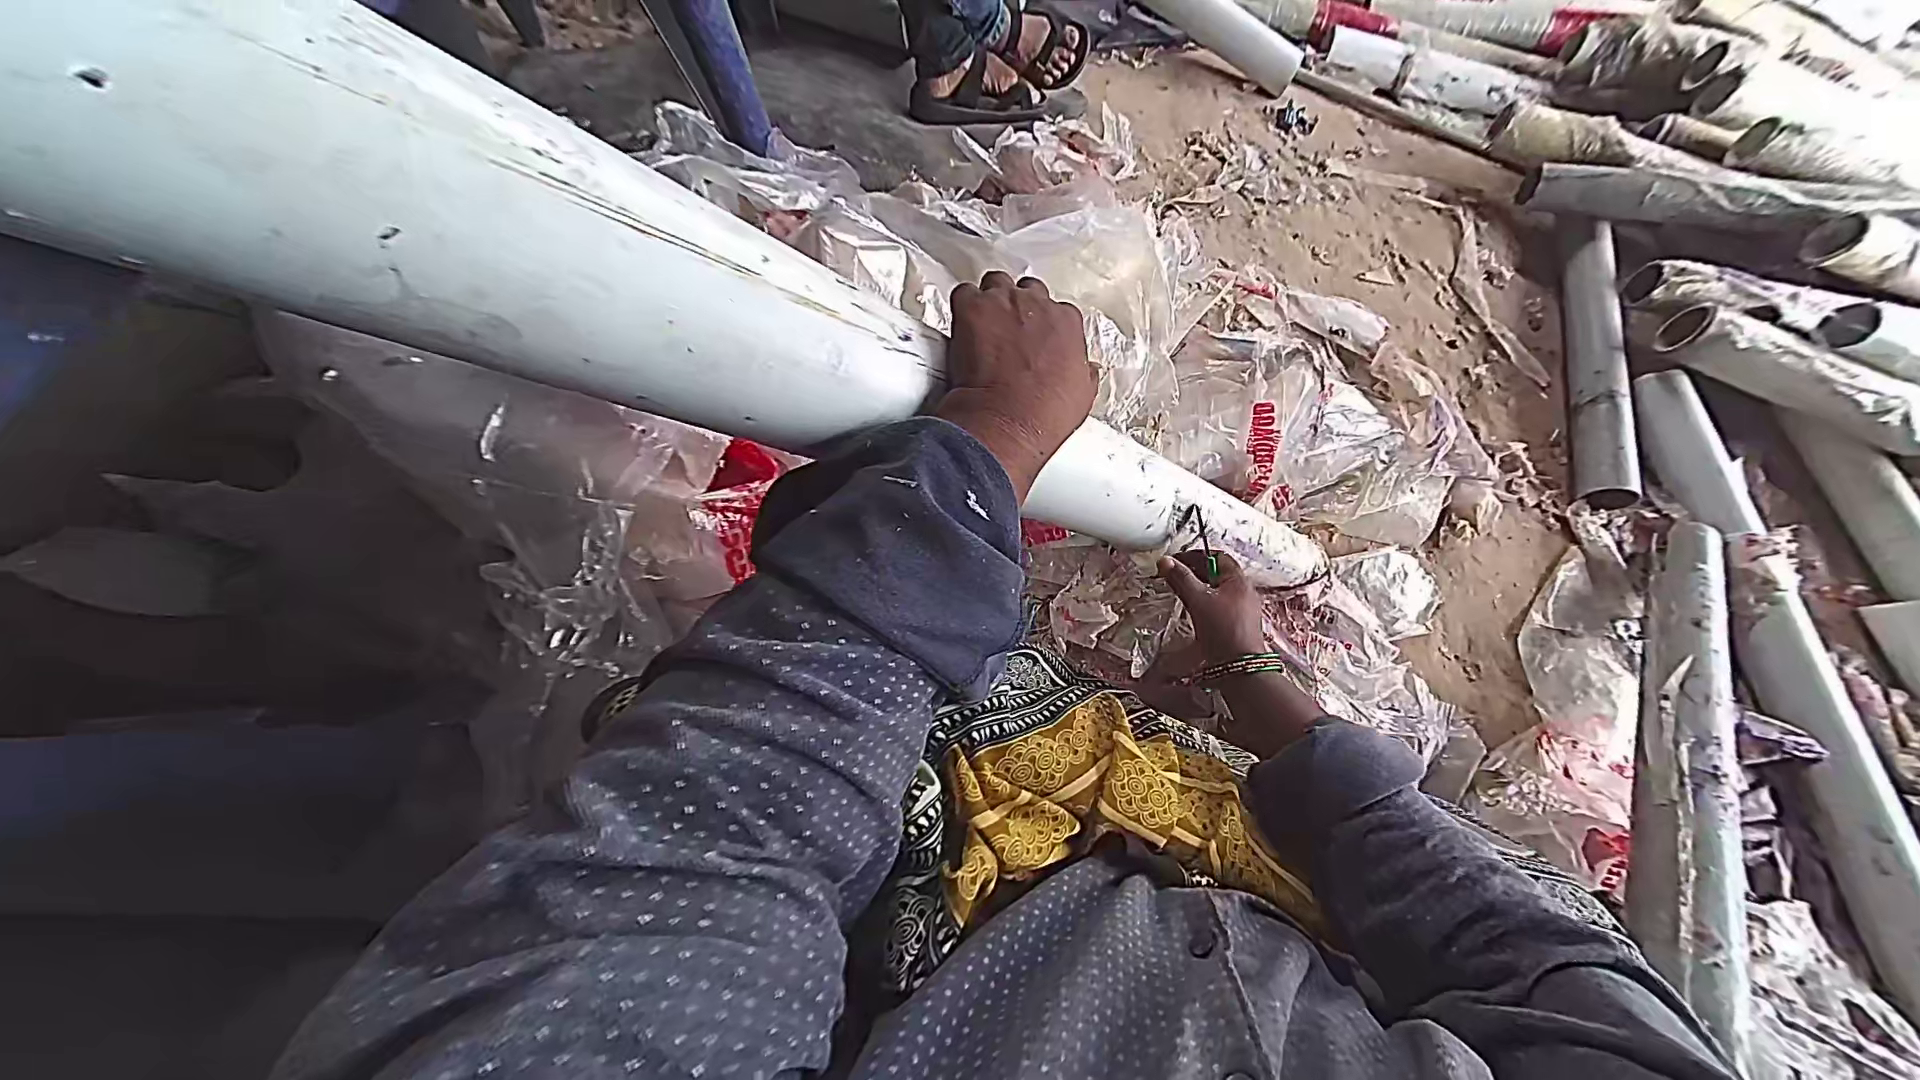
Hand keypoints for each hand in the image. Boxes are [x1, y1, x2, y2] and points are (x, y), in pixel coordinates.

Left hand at [936, 271, 1095, 498]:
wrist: (1007, 421)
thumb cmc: (1042, 413)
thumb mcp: (1082, 394)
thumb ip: (1084, 371)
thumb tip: (1085, 370)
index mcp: (1066, 322)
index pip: (1055, 310)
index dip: (1041, 325)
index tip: (1033, 340)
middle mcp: (1037, 305)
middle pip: (1025, 290)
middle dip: (1016, 306)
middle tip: (1006, 330)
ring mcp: (1003, 303)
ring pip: (995, 284)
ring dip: (989, 301)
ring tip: (982, 325)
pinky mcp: (972, 309)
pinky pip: (963, 293)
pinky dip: (961, 306)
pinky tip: (961, 325)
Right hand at [1160, 549, 1323, 758]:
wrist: (1239, 667)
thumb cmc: (1222, 629)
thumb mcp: (1198, 600)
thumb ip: (1181, 578)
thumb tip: (1164, 560)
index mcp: (1239, 581)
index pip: (1218, 557)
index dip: (1196, 555)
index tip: (1176, 560)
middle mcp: (1244, 592)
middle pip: (1218, 573)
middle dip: (1195, 570)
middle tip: (1174, 574)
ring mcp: (1242, 609)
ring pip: (1217, 589)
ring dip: (1198, 586)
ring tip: (1179, 590)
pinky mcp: (1237, 624)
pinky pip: (1219, 604)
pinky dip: (1204, 600)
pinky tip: (1192, 609)